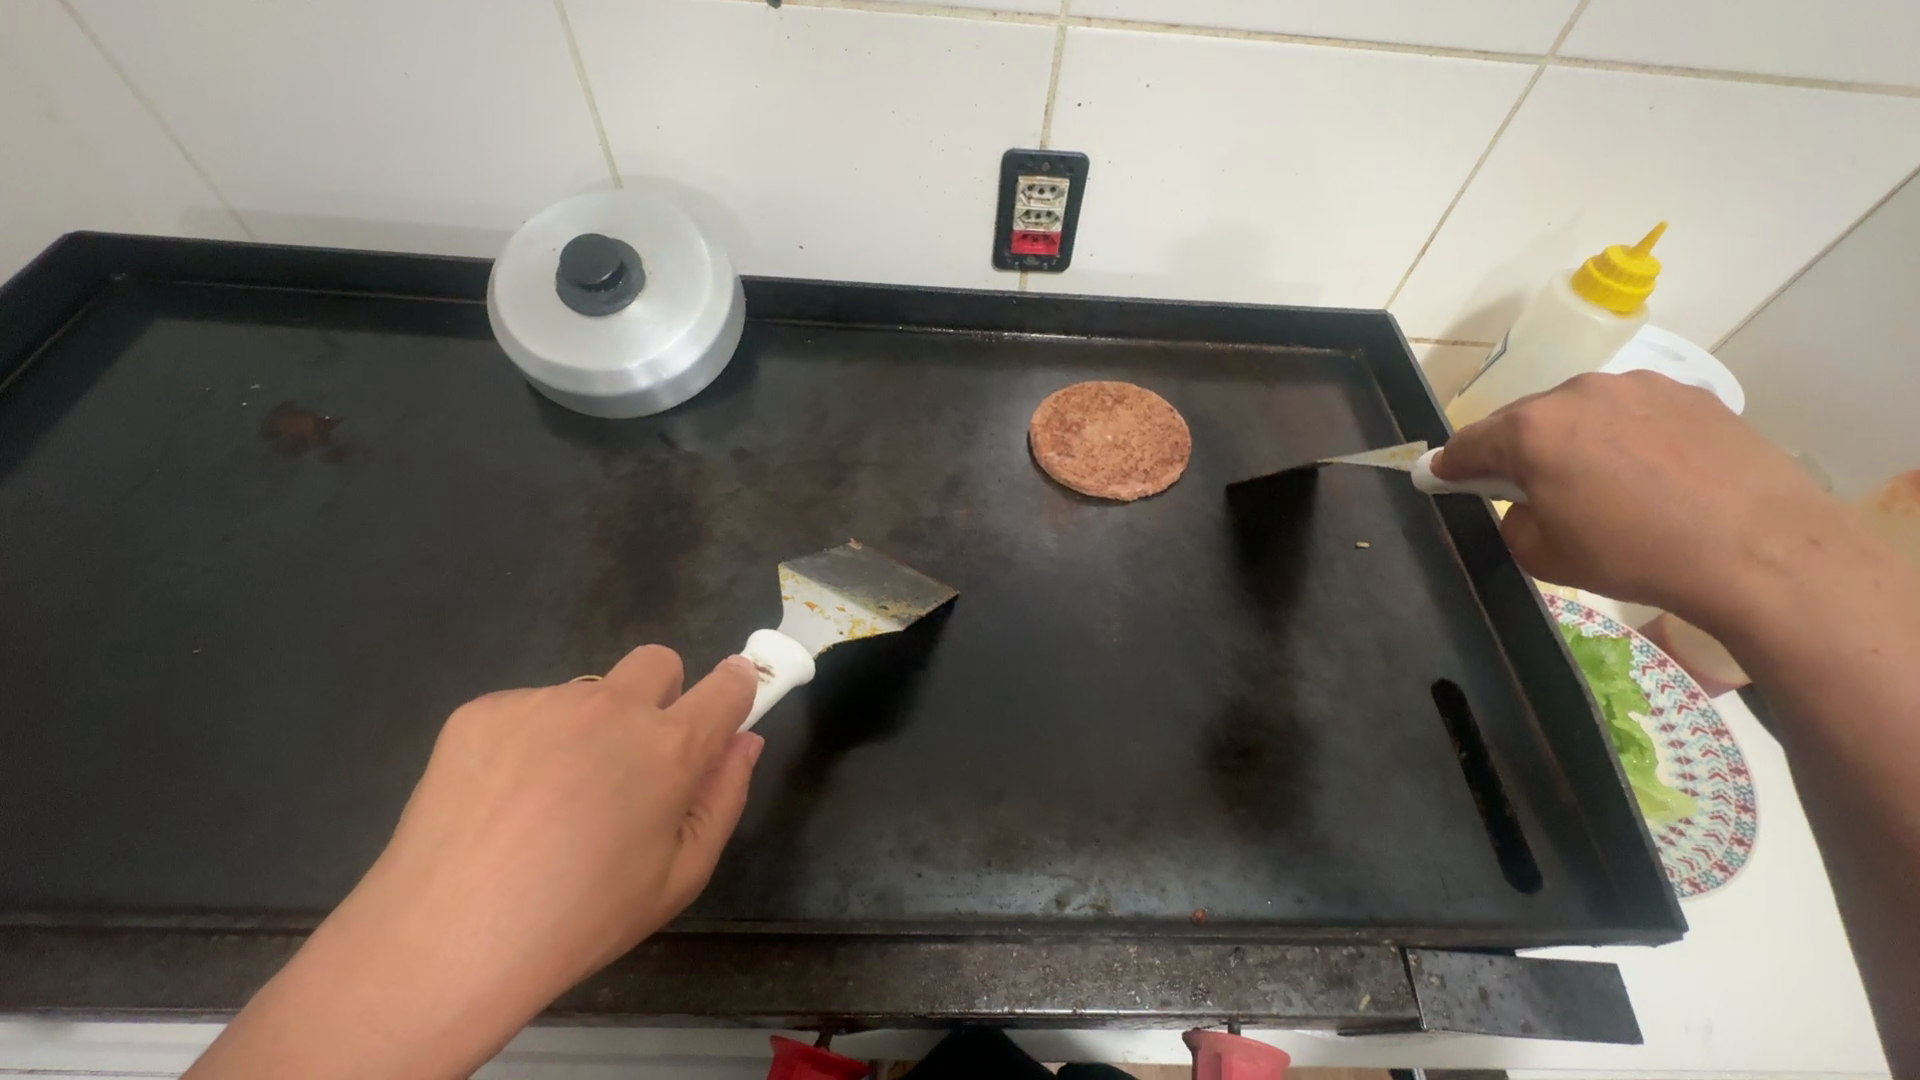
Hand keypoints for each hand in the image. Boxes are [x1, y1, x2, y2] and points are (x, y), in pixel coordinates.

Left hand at [188, 647, 761, 1079]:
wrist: (445, 941)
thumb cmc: (581, 918)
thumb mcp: (680, 877)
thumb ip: (724, 798)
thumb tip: (742, 742)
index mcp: (669, 747)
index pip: (727, 683)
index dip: (736, 687)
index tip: (727, 705)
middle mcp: (611, 707)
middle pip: (658, 663)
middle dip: (661, 696)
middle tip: (632, 760)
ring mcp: (543, 702)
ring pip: (589, 692)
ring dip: (589, 727)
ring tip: (549, 799)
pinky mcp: (483, 710)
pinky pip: (529, 709)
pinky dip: (530, 741)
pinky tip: (503, 799)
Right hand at [1431, 371, 1849, 626]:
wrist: (1762, 550)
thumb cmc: (1633, 554)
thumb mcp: (1541, 553)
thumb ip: (1512, 517)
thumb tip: (1524, 502)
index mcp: (1529, 431)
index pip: (1466, 444)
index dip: (1448, 466)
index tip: (1440, 478)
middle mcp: (1577, 394)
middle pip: (1521, 421)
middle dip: (1514, 451)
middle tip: (1525, 488)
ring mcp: (1638, 387)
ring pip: (1578, 411)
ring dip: (1570, 439)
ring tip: (1598, 481)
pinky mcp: (1690, 395)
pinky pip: (1630, 412)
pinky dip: (1622, 436)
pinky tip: (1647, 473)